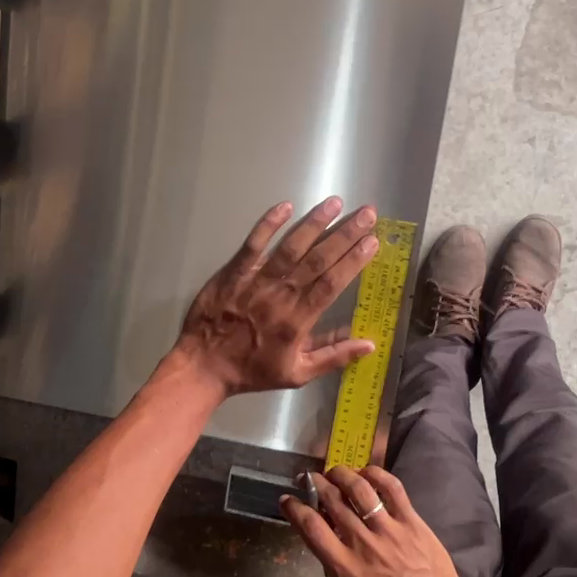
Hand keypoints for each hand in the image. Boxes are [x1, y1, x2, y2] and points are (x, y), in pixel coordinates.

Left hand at [171, 197, 380, 395]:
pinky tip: (285, 206)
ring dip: (314, 223)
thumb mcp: (298, 373)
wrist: (204, 366)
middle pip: (317, 260)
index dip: (353, 261)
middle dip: (344, 235)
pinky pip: (252, 245)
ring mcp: (256, 282)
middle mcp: (280, 297)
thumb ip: (334, 356)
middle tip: (367, 214)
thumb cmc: (253, 370)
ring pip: (289, 248)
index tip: (372, 242)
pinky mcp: (234, 272)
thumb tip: (370, 343)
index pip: (331, 284)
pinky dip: (268, 225)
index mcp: (298, 321)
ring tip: (335, 202)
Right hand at [282, 466, 482, 576]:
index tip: (286, 500)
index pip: (311, 529)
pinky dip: (376, 474)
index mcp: (346, 569)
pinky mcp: (411, 520)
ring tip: (335, 472)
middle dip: (315, 484)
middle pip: (332, 501)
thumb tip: (331, 545)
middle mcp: (362, 543)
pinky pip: (391, 488)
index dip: (295, 509)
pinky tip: (366, 472)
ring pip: (358, 488)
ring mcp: (388, 529)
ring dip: (342, 474)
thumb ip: (340, 572)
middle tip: (309, 478)